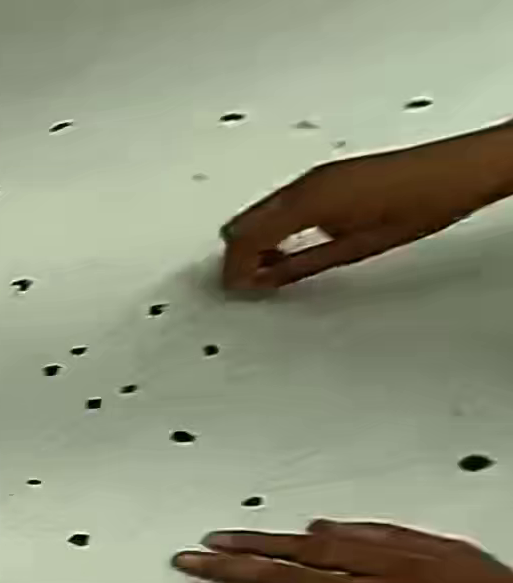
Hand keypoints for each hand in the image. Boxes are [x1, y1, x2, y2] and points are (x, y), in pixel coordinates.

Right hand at [220, 123, 512, 290]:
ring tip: (271, 263)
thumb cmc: (432, 199)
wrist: (479, 164)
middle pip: (239, 227)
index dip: (235, 270)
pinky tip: (289, 242)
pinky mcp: (326, 175)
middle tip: (248, 278)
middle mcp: (304, 186)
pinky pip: (276, 204)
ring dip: (255, 241)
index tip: (239, 287)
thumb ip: (298, 267)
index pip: (244, 242)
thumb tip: (262, 281)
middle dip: (237, 256)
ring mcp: (314, 178)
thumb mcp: (355, 248)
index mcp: (306, 203)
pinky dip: (272, 227)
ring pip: (253, 216)